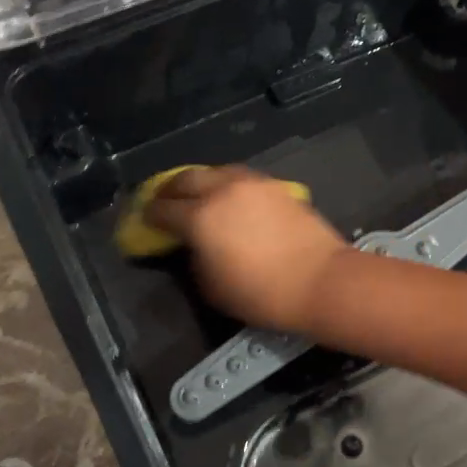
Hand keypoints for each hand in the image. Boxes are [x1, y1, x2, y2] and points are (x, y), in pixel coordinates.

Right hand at [145, 166, 351, 330]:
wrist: (321, 280)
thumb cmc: (263, 294)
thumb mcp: (213, 287)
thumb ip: (194, 260)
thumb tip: (191, 245)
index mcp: (200, 217)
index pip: (163, 209)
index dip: (149, 215)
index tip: (144, 220)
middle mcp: (222, 190)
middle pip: (185, 179)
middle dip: (169, 190)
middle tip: (163, 201)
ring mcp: (252, 183)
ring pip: (215, 172)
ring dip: (199, 182)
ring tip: (195, 196)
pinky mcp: (276, 186)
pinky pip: (240, 177)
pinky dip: (226, 184)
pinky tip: (229, 197)